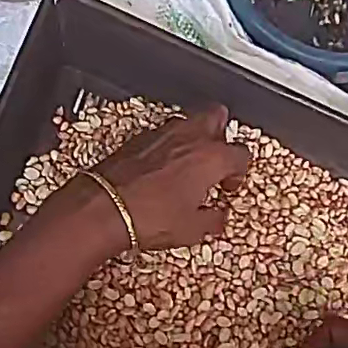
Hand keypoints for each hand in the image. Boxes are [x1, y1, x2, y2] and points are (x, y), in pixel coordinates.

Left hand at [52, 104, 251, 254]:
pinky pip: (163, 134)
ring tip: (189, 166)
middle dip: (221, 137)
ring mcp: (162, 133)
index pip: (242, 154)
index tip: (229, 186)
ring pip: (189, 121)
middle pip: (218, 118)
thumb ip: (213, 220)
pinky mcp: (138, 138)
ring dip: (194, 139)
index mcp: (212, 158)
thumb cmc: (149, 216)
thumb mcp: (192, 230)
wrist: (105, 209)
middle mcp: (190, 137)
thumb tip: (218, 218)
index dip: (239, 172)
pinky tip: (163, 169)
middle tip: (216, 162)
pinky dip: (168, 146)